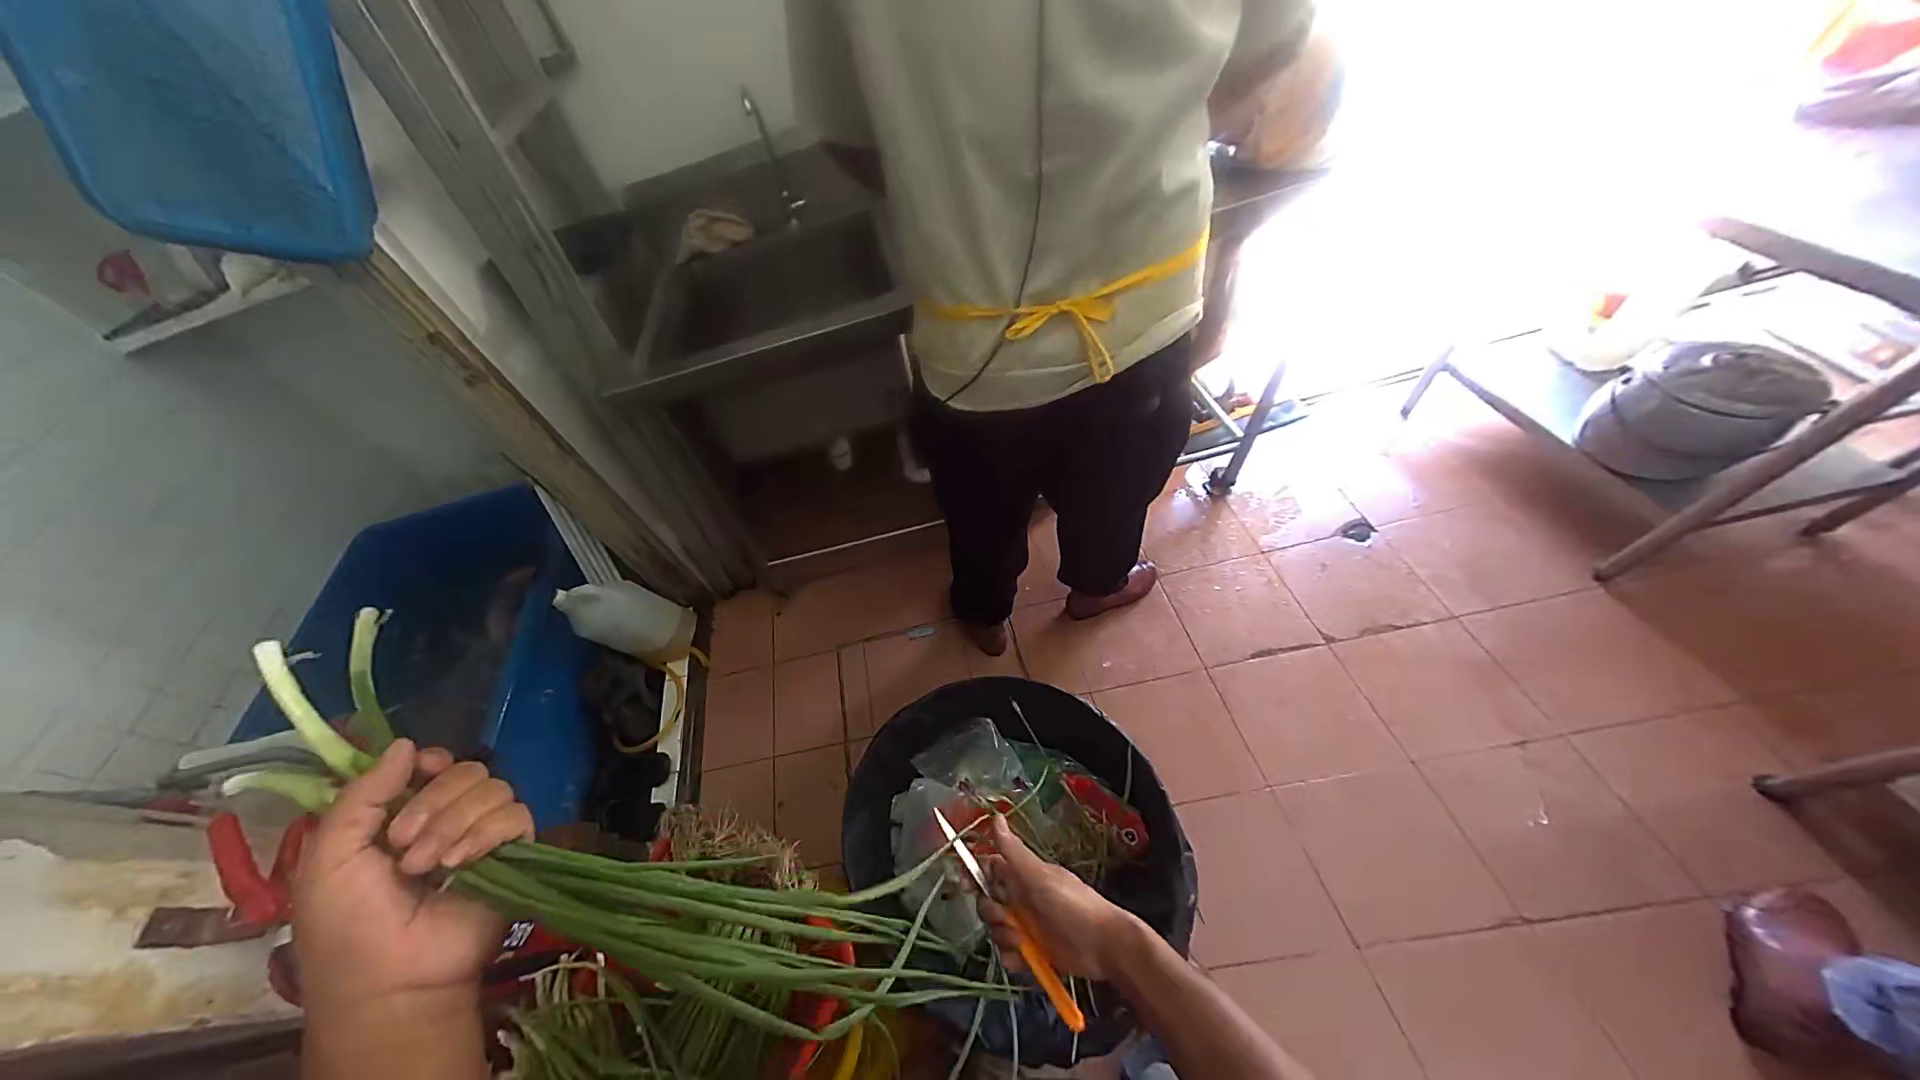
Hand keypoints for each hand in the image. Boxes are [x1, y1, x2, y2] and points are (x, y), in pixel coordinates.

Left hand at [293, 739, 532, 1016]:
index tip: (419, 773)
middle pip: (467, 770)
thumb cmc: (348, 924)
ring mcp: (486, 833)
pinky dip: (486, 834)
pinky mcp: (516, 850)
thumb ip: (363, 796)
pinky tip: (460, 864)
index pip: (437, 761)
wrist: (391, 976)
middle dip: (433, 802)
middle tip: (402, 846)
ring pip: (493, 789)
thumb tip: (405, 743)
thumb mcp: (329, 858)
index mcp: (406, 813)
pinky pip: (516, 815)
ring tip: (427, 866)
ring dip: (455, 823)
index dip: (430, 762)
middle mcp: (450, 816)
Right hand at [973, 814, 1146, 980]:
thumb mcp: (1040, 876)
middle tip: (1008, 918)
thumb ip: (1014, 852)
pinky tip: (1026, 960)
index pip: (989, 868)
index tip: (968, 884)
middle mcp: (1021, 898)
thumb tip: (996, 816)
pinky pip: (1009, 954)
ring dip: (1004, 938)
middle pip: (988, 902)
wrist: (1104, 946)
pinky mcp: (1033, 951)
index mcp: (1022, 875)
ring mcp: (1027, 925)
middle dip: (993, 913)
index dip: (975, 875)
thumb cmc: (1072, 904)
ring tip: (1023, 942)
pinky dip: (1014, 958)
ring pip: (996, 930)